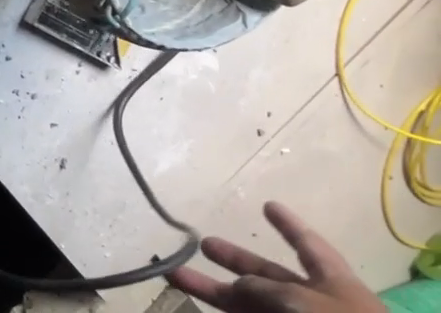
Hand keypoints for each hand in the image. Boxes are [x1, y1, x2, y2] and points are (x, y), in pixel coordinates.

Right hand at [169, 202, 386, 312]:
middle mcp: (316, 302)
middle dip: (236, 260)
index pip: (310, 247)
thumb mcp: (302, 301)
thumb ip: (265, 287)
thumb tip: (238, 284)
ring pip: (249, 302)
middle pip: (269, 276)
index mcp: (334, 283)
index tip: (269, 205)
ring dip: (212, 289)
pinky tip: (200, 305)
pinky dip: (225, 310)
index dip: (289, 226)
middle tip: (204, 245)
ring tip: (173, 275)